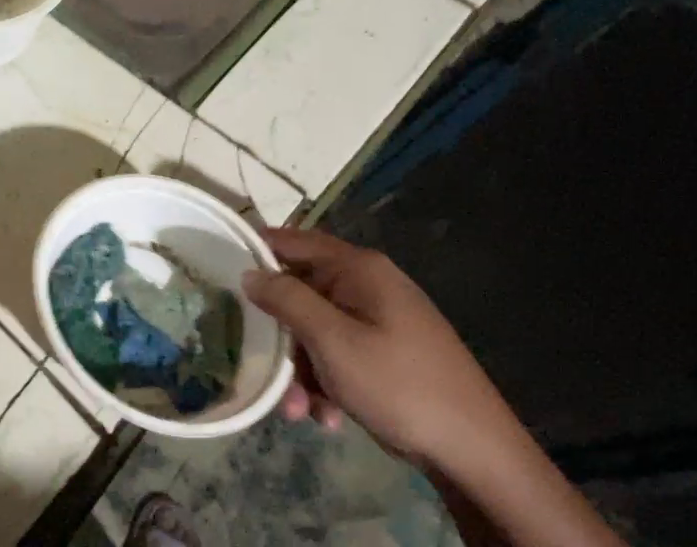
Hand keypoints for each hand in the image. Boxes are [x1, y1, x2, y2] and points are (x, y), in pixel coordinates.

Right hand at [244, 229, 526, 473]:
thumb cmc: (400, 386)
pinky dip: (326, 382)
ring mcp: (382, 320)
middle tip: (264, 367)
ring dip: (300, 368)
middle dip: (280, 333)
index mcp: (359, 269)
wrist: (478, 454)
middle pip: (300, 292)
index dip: (252, 253)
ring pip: (317, 329)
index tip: (217, 275)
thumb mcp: (332, 341)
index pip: (290, 241)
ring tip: (298, 409)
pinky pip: (340, 354)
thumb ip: (286, 300)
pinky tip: (327, 416)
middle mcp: (369, 285)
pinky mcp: (389, 353)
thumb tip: (250, 273)